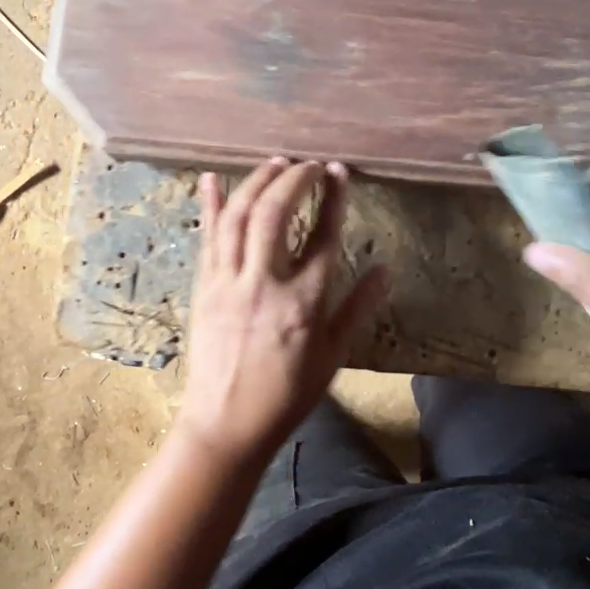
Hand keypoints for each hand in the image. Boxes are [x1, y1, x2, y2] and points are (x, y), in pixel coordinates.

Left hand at [175, 159, 387, 465]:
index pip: (323, 236)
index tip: (338, 172)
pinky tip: (212, 178)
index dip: (333, 197)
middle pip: (275, 213)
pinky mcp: (203, 287)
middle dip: (292, 179)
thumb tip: (386, 269)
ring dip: (256, 183)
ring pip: (237, 217)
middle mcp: (264, 284)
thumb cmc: (287, 395)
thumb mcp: (333, 357)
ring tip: (274, 163)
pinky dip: (210, 205)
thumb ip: (357, 309)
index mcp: (303, 303)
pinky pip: (207, 238)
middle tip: (307, 165)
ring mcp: (228, 283)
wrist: (226, 425)